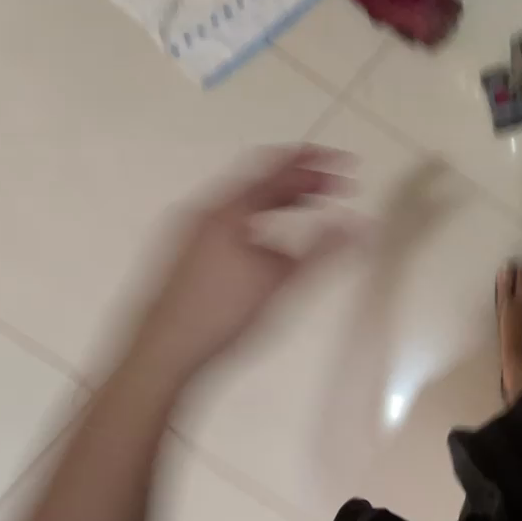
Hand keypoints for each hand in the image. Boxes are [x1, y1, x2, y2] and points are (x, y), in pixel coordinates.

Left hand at [120, 146, 356, 382]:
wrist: (157, 358)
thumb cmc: (222, 317)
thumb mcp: (282, 283)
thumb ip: (325, 249)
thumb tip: (364, 224)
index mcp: (227, 211)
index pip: (278, 167)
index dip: (316, 162)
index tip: (347, 163)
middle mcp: (205, 212)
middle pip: (260, 180)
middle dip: (303, 179)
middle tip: (338, 187)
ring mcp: (190, 232)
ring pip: (245, 200)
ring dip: (283, 197)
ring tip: (314, 206)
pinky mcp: (185, 253)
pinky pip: (231, 218)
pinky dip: (262, 214)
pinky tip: (275, 238)